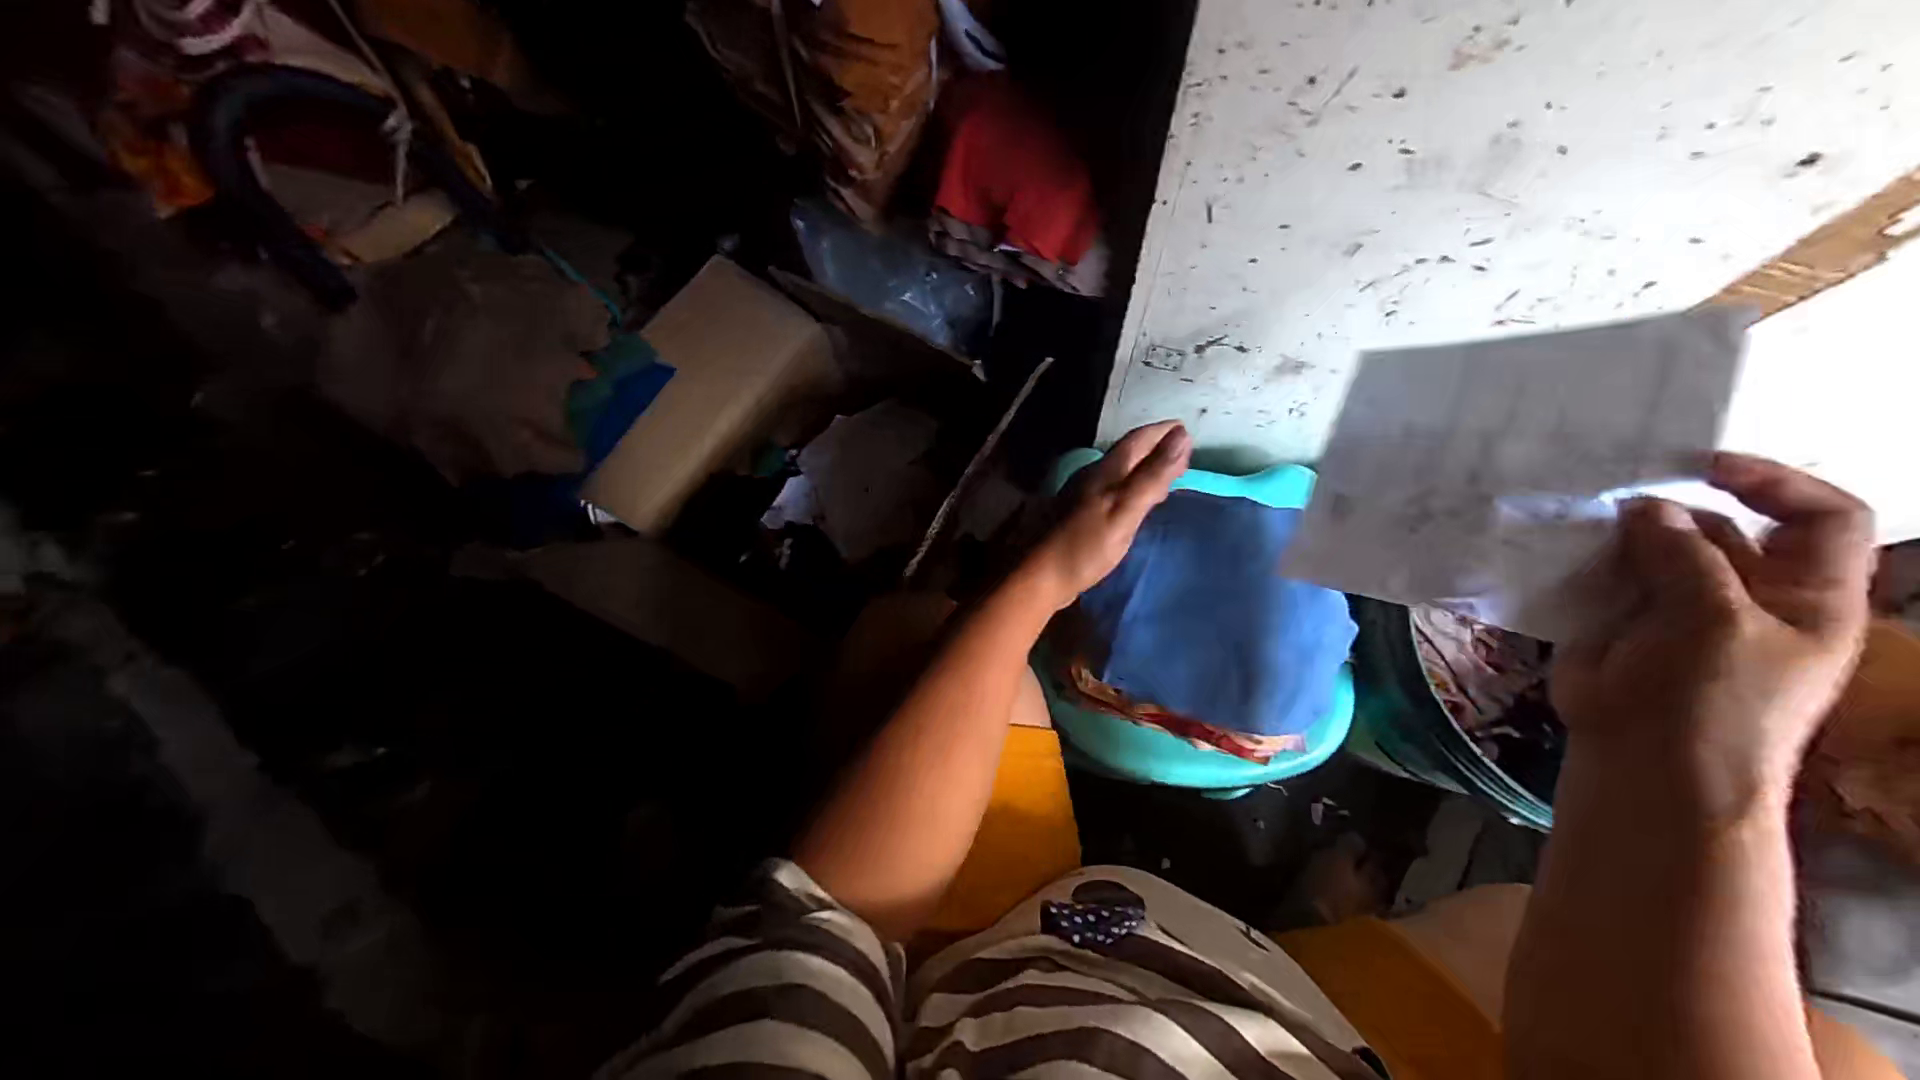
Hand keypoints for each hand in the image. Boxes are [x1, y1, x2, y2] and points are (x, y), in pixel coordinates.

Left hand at [1018, 420, 1191, 610]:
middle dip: (1155, 448)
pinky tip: (1135, 503)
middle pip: (1127, 454)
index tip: (1185, 429)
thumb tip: (1180, 435)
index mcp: (1105, 471)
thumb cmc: (1086, 546)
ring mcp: (1081, 495)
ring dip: (1143, 468)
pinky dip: (1131, 489)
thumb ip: (1153, 475)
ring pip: (1119, 473)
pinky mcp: (1077, 515)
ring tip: (1166, 474)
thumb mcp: (1126, 509)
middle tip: (1182, 452)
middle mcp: (1091, 477)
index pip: (1137, 440)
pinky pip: (1111, 491)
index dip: (1162, 432)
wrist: (1039, 577)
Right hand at [1551, 453, 1875, 817]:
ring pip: (1651, 553)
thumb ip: (1684, 557)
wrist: (1647, 763)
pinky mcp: (1618, 625)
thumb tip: (1646, 506)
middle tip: (1612, 494)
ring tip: (1575, 519)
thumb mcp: (1716, 621)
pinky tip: (1554, 552)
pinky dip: (1581, 563)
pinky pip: (1603, 581)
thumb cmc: (1713, 699)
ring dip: (1618, 535)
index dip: (1774, 483)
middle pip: (1719, 531)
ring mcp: (1675, 612)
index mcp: (1804, 597)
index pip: (1818, 519)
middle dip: (1672, 510)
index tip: (1703, 466)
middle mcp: (1742, 597)